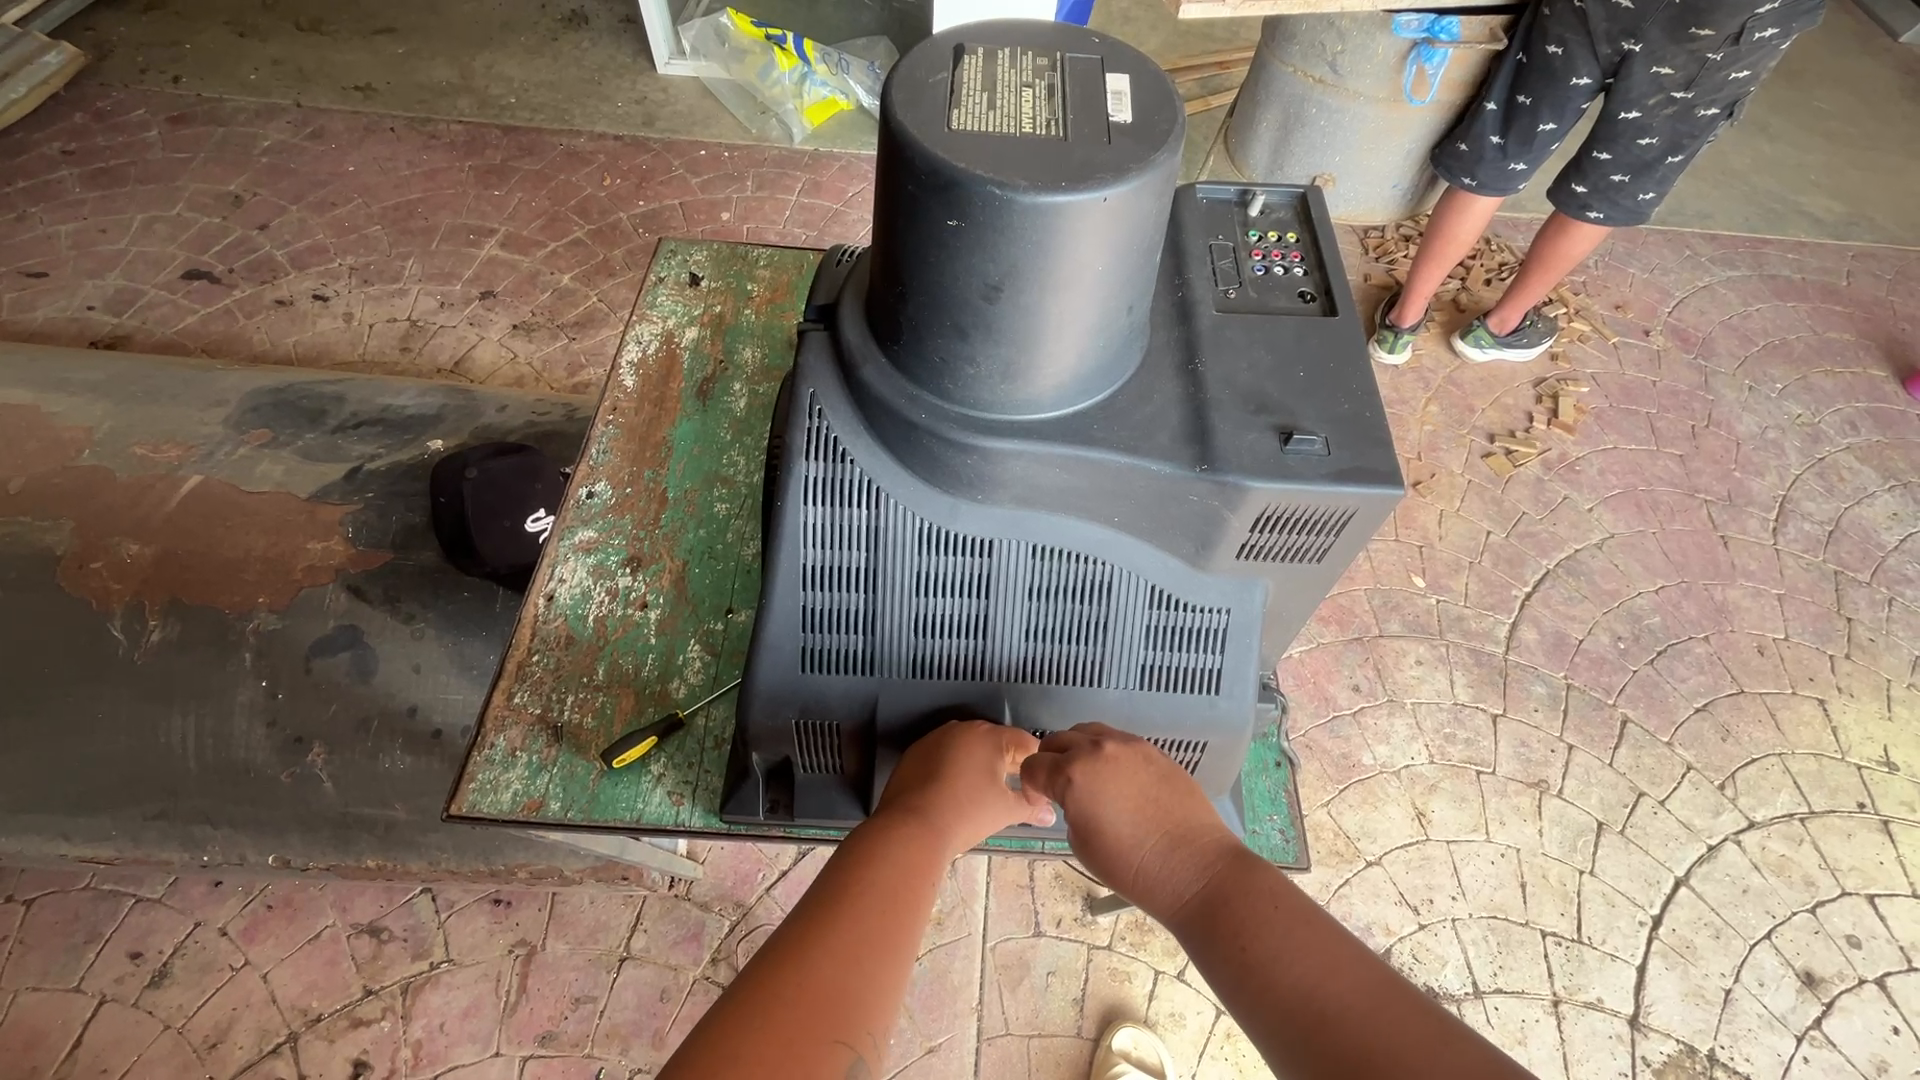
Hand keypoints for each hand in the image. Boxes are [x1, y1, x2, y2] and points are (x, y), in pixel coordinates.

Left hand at [875, 720, 1055, 857]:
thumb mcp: (1005, 811)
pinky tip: (957, 790)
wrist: (910, 829)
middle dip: (1009, 763)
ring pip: (968, 747)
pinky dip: (954, 768)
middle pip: (996, 741)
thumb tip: (1049, 814)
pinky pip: (944, 755)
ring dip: (980, 764)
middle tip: (1019, 788)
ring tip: (987, 791)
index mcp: (989, 735)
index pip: (1025, 742)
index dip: (1037, 762)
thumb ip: (1031, 807)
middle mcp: (962, 728)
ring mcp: (935, 738)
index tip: (1041, 783)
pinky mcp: (914, 753)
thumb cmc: (965, 814)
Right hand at [1019, 723, 1246, 922]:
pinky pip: (1118, 741)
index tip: (1041, 803)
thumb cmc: (1130, 867)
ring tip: (1088, 778)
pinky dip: (1107, 753)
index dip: (1031, 786)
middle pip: (1057, 740)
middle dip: (1050, 762)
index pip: (1033, 766)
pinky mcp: (1153, 749)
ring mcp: (1128, 745)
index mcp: (1072, 773)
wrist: (1194, 868)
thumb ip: (1068, 808)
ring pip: (1088, 732)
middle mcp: (1097, 748)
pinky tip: (1118, 780)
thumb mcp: (1080, 843)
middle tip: (1059, 788)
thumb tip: (1073, 799)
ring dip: (1078, 750)